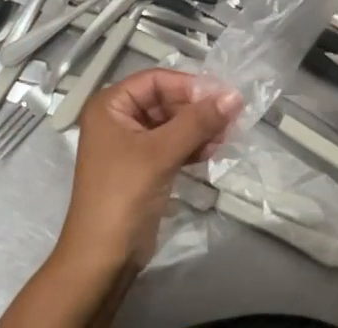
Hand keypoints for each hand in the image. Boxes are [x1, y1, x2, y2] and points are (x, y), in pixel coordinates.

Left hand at [57, 69, 241, 267]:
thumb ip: (198, 122)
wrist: (102, 258)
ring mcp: (130, 145)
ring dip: (197, 129)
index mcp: (110, 105)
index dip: (189, 85)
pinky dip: (191, 147)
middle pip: (165, 101)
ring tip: (225, 139)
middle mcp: (118, 119)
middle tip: (230, 119)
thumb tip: (234, 96)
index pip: (156, 80)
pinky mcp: (142, 168)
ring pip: (171, 125)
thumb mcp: (161, 153)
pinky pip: (171, 146)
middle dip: (196, 110)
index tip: (224, 95)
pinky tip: (211, 153)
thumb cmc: (123, 194)